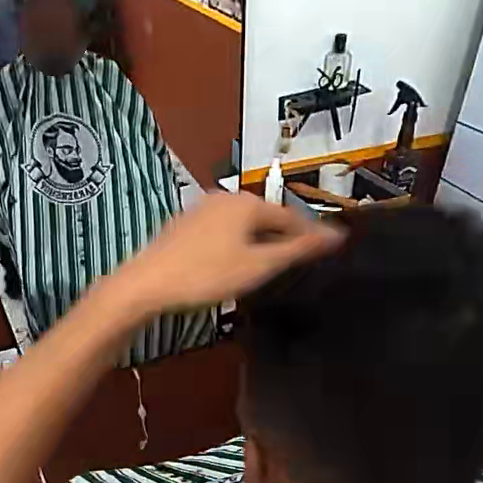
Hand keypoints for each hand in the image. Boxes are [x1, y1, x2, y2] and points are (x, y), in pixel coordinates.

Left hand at [94, 194, 342, 320]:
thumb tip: (337, 235)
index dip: (310, 234)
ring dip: (258, 242)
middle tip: (298, 261)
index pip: (291, 216)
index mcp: (247, 203)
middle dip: (283, 237)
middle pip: (265, 217)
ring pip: (242, 224)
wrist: (146, 284)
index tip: (327, 249)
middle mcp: (224, 198)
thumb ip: (298, 250)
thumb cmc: (205, 276)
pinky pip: (221, 231)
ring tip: (268, 267)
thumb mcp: (258, 266)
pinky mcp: (183, 225)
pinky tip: (232, 265)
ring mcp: (200, 209)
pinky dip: (235, 244)